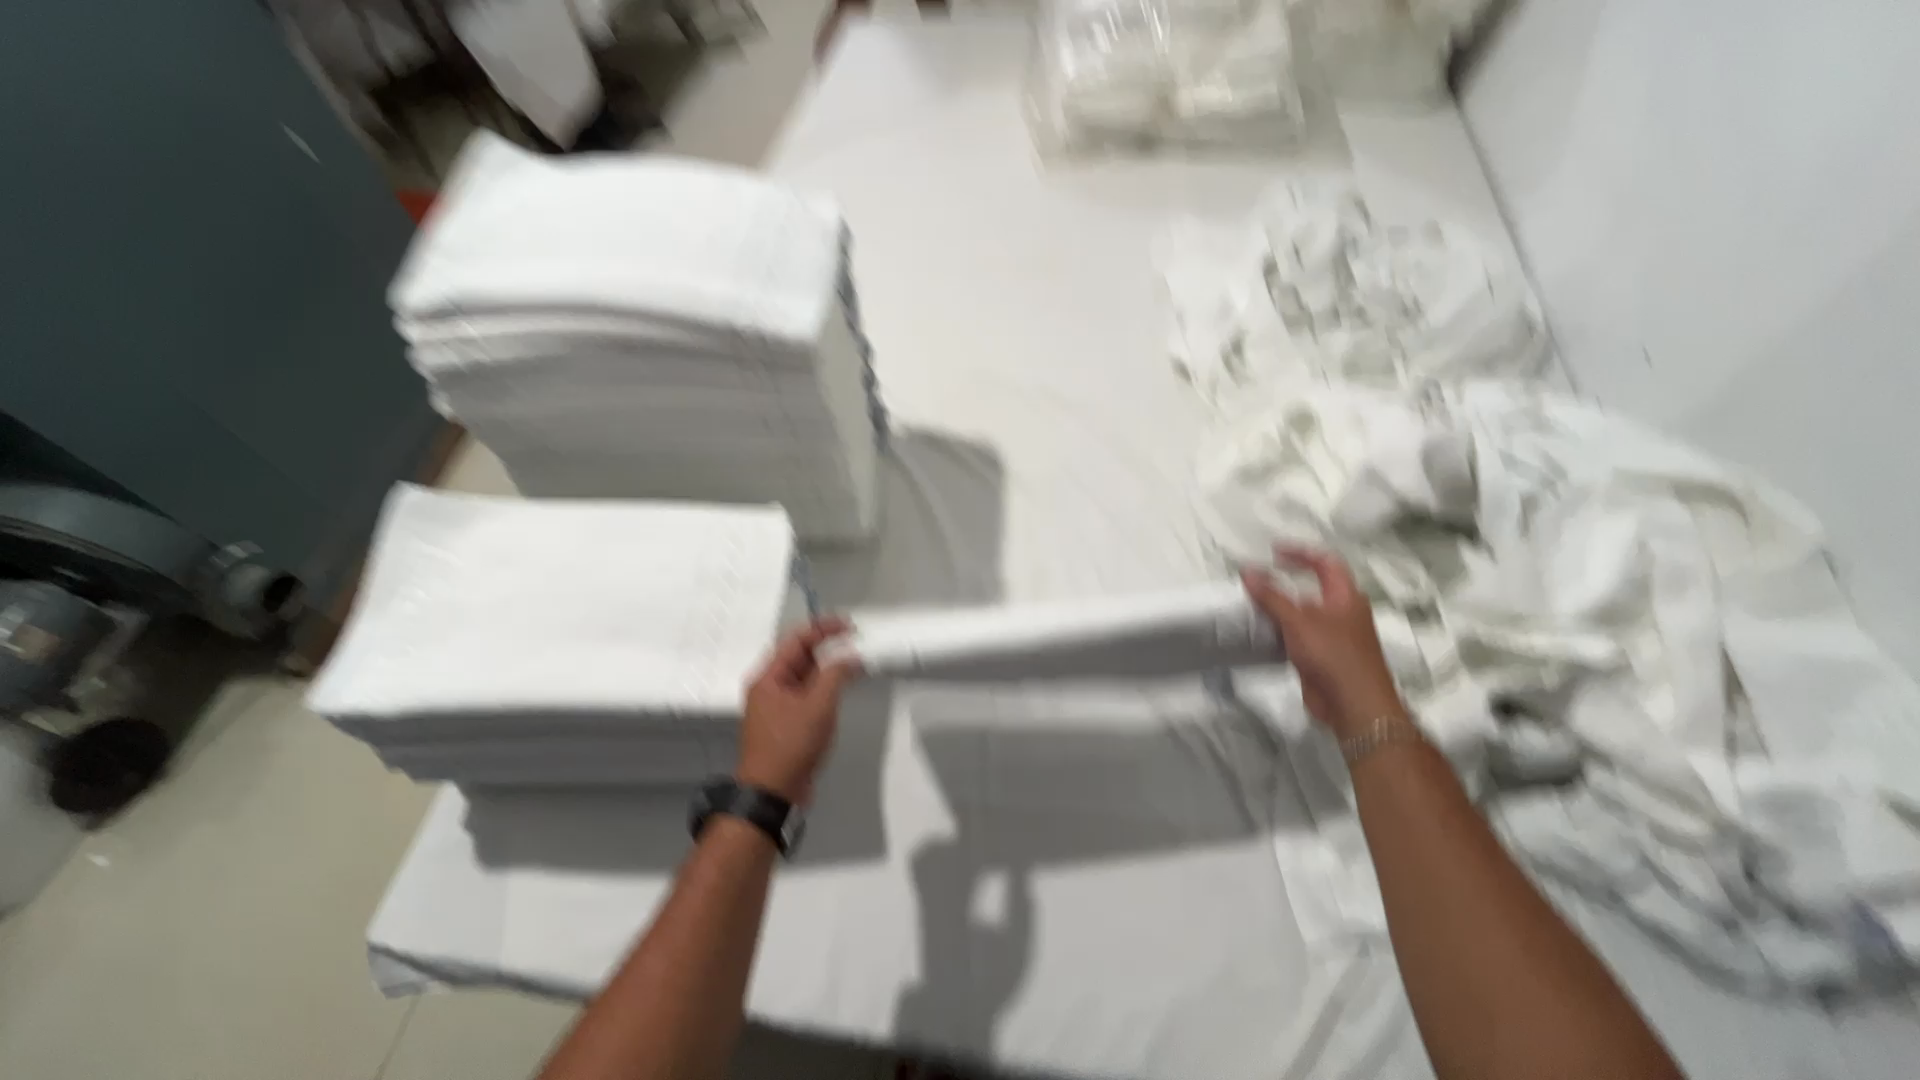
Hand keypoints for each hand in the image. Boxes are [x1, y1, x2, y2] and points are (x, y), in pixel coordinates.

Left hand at [737, 618, 858, 802]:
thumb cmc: (791, 745)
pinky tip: (841, 689)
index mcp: (768, 677)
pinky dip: (824, 688)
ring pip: (804, 677)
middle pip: (799, 657)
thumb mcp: (817, 706)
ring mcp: (777, 707)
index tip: (850, 626)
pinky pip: (807, 696)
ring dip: (828, 668)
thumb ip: (835, 675)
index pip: (796, 640)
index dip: (823, 628)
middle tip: (855, 642)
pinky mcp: (787, 725)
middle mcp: (769, 687)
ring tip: (854, 662)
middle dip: (827, 646)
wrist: (773, 794)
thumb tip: (851, 656)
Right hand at [1242, 546, 1405, 738]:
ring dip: (1279, 610)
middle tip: (1257, 579)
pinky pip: (1297, 637)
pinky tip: (1260, 635)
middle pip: (1313, 588)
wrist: (1353, 704)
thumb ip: (1271, 596)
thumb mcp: (1298, 620)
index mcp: (1346, 596)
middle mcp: (1342, 612)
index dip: (1301, 553)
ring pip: (1302, 614)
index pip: (1325, 562)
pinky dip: (1279, 632)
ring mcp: (1332, 637)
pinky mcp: (1321, 658)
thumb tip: (1247, 571)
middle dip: (1285, 582)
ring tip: (1251, 605)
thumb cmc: (1332, 654)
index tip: (1273, 551)